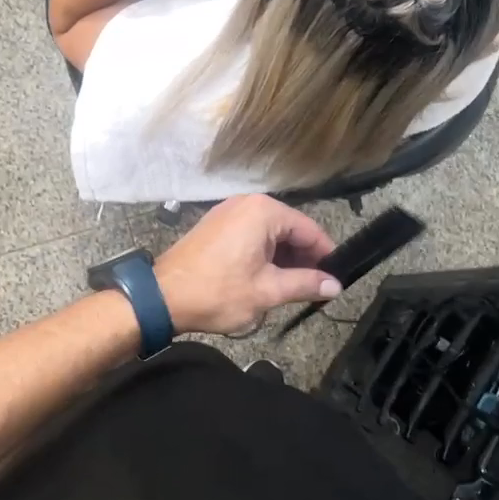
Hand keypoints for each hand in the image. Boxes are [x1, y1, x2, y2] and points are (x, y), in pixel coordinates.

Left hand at [154, 195, 341, 334]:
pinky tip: (269, 278)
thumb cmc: (218, 292)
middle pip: (290, 228)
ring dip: (284, 258)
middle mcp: (247, 203)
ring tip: (295, 289)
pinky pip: (252, 234)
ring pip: (270, 233)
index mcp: (263, 211)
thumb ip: (305, 284)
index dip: (325, 254)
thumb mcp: (267, 291)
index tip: (336, 278)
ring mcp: (229, 211)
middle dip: (304, 258)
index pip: (308, 228)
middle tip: (317, 288)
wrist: (162, 296)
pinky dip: (264, 253)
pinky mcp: (217, 225)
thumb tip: (335, 285)